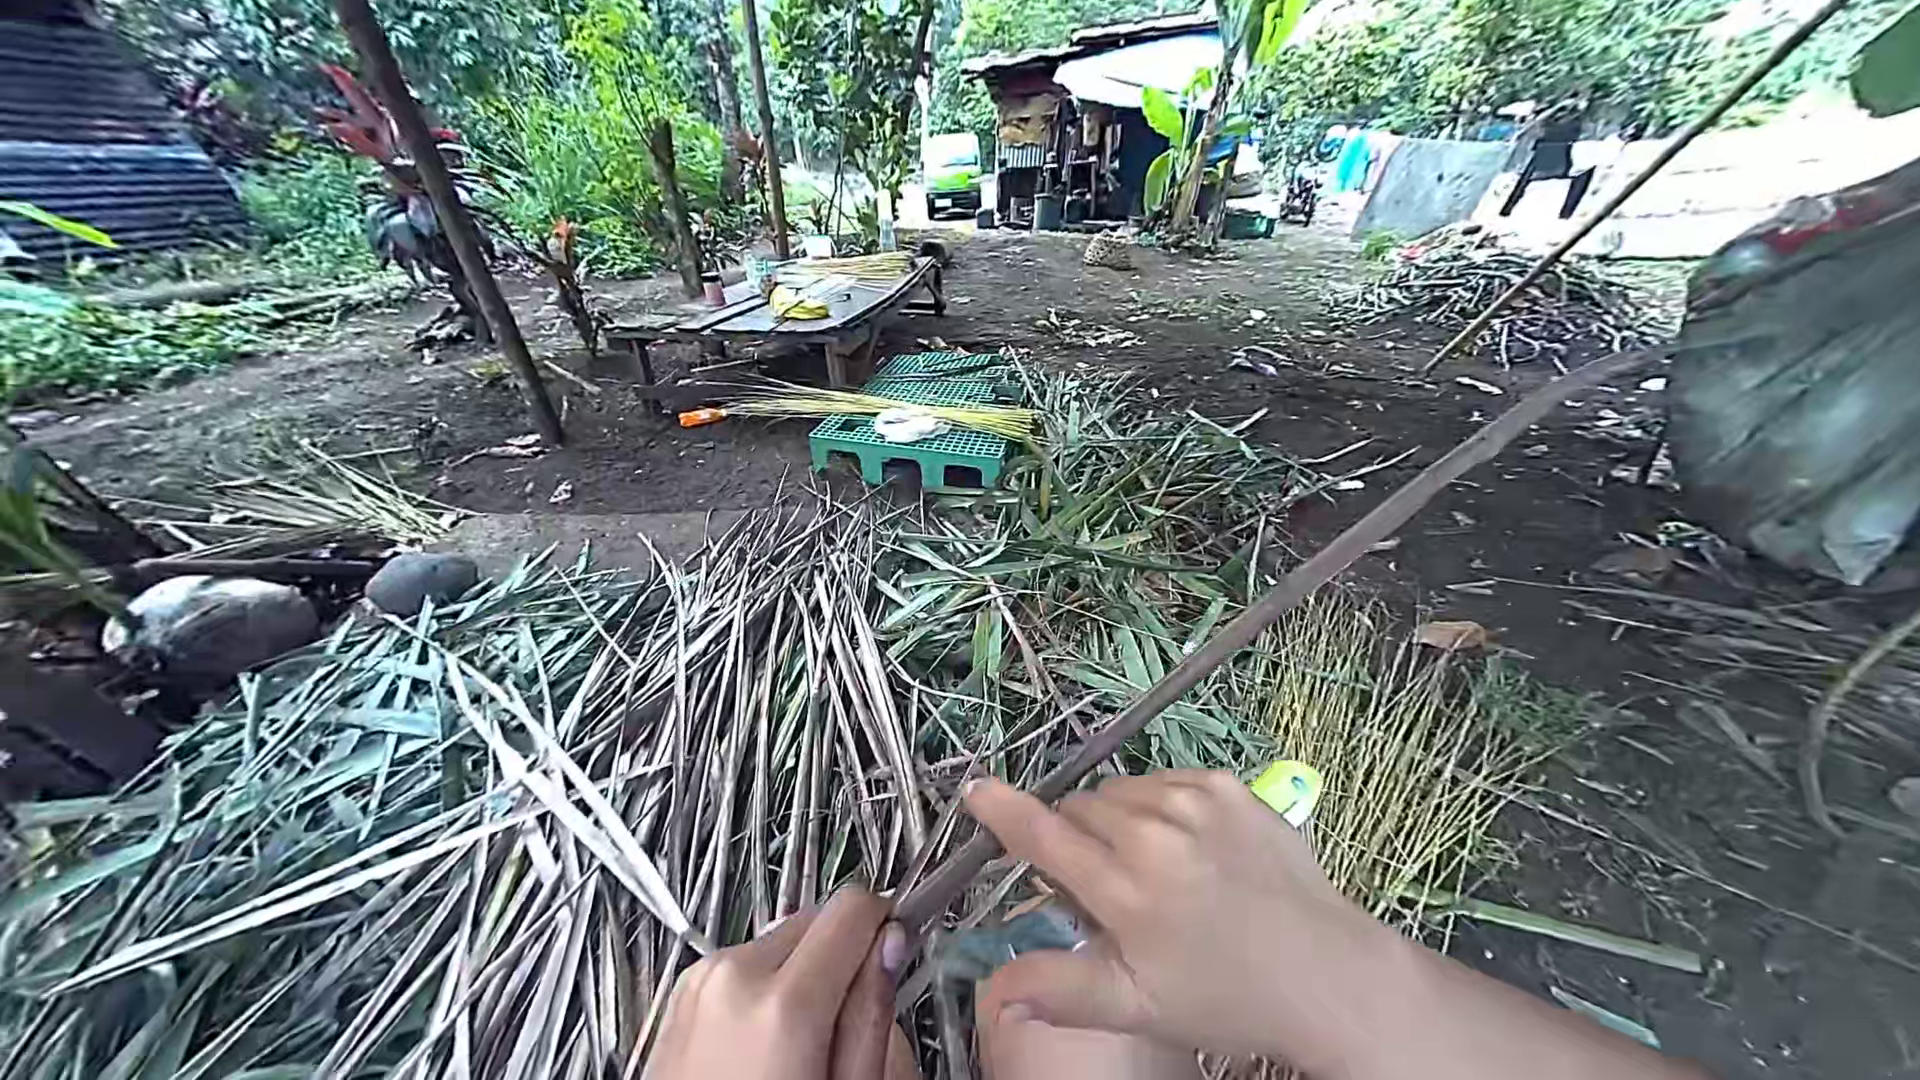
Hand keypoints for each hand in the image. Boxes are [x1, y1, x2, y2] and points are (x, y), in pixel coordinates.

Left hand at [643, 888, 908, 1079]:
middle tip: (840, 1024)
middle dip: (840, 955)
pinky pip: (749, 958)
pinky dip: (767, 984)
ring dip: (803, 969)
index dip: (881, 924)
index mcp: (783, 1006)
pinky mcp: (685, 991)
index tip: (889, 952)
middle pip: (819, 918)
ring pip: (786, 936)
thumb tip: (890, 943)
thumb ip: (871, 1016)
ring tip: (795, 1041)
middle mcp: (737, 976)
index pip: (854, 907)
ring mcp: (704, 981)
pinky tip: (761, 1042)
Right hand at [963, 771, 1396, 1067]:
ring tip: (1153, 863)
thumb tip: (994, 994)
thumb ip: (1062, 991)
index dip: (1005, 812)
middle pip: (1082, 811)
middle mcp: (1156, 832)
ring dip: (1116, 819)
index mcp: (1130, 889)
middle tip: (1109, 882)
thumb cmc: (1226, 997)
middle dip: (1079, 838)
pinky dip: (1157, 805)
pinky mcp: (1223, 782)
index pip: (1048, 838)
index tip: (976, 789)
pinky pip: (1160, 780)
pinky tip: (1186, 843)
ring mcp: (1193, 798)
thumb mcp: (1140, 1006)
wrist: (1330, 972)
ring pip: (1118, 792)